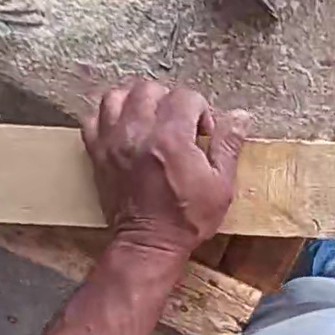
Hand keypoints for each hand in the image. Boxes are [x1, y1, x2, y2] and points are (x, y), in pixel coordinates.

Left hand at [81, 79, 247, 261]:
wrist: (148, 245)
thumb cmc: (186, 220)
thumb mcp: (221, 186)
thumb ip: (228, 146)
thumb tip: (241, 115)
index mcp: (171, 138)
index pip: (186, 96)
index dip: (201, 111)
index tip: (203, 133)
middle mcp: (138, 133)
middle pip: (150, 89)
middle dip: (168, 101)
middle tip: (178, 124)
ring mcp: (113, 142)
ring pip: (117, 96)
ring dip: (135, 102)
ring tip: (149, 119)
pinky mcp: (97, 154)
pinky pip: (93, 117)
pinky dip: (107, 115)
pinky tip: (123, 128)